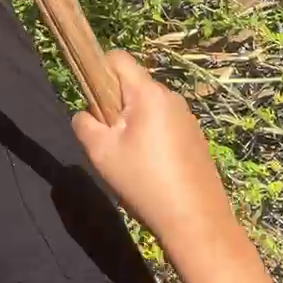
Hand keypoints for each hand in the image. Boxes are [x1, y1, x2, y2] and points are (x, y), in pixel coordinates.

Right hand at [71, 50, 228, 242]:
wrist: (198, 224)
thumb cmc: (145, 182)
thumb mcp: (101, 153)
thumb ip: (84, 124)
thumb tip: (85, 115)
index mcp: (148, 93)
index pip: (118, 58)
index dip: (98, 70)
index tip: (93, 100)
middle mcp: (171, 97)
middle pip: (132, 85)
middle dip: (116, 104)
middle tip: (112, 140)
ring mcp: (187, 118)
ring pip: (148, 106)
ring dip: (135, 123)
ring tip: (132, 160)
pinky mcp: (197, 138)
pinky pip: (165, 123)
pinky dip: (153, 137)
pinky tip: (153, 170)